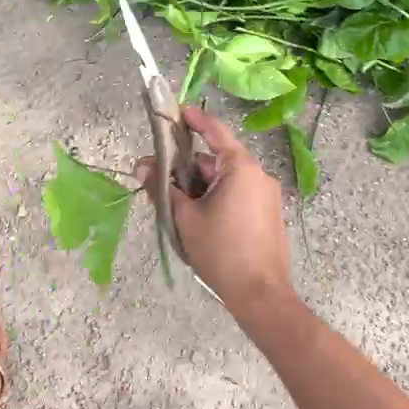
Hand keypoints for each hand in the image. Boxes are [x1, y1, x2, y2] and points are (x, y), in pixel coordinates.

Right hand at [138, 106, 293, 314]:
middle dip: (187, 168)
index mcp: (241, 169)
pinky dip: (215, 199)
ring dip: (199, 187)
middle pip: (215, 160)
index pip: (215, 132)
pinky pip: (236, 196)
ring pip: (224, 181)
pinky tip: (197, 221)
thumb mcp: (184, 217)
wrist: (261, 296)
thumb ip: (162, 187)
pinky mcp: (267, 217)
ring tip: (175, 207)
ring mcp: (266, 198)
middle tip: (159, 180)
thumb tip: (141, 166)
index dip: (195, 120)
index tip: (178, 112)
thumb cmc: (222, 251)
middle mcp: (258, 177)